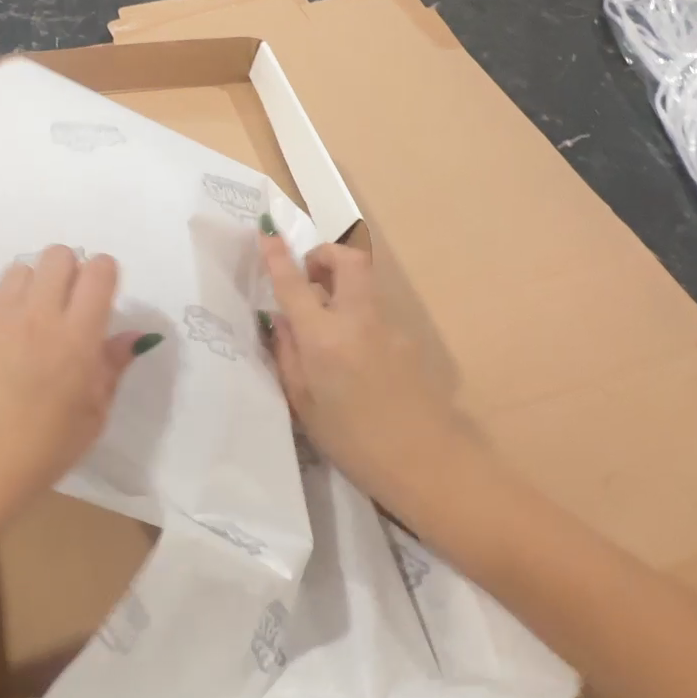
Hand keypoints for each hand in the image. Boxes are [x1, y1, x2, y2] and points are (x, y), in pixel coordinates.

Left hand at [0, 246, 148, 512]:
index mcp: (77, 335)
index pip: (98, 272)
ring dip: (29, 287)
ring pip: (19, 269)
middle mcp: (38, 314)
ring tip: (27, 321)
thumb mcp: (94, 413)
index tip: (101, 293)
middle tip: (64, 306)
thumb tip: (134, 335)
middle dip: (67, 272)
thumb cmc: (46, 446)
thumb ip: (112, 366)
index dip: (103, 274)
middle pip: (57, 255)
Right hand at [260, 232, 473, 505]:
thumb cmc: (353, 442)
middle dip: (324, 255)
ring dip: (340, 291)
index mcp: (324, 338)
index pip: (294, 283)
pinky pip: (375, 318)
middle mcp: (358, 321)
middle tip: (308, 279)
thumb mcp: (303, 403)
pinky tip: (356, 367)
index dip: (277, 254)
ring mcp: (391, 329)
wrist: (430, 467)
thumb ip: (288, 355)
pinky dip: (357, 322)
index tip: (266, 230)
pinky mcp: (411, 343)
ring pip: (362, 289)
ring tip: (325, 334)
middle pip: (348, 260)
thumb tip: (281, 322)